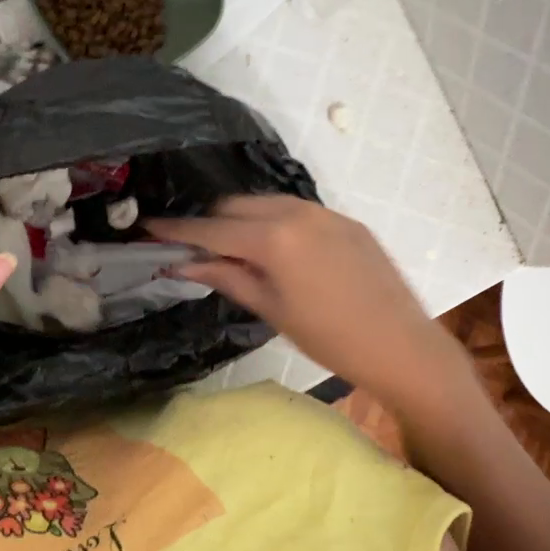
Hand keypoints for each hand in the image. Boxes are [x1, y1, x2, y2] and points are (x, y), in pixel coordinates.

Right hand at [147, 196, 462, 405]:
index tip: (148, 227)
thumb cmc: (329, 339)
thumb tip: (181, 263)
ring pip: (266, 204)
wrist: (401, 346)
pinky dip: (274, 223)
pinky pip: (297, 211)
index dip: (176, 230)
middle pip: (235, 206)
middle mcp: (297, 213)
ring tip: (232, 251)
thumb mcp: (270, 309)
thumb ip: (225, 277)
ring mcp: (326, 213)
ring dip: (242, 220)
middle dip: (209, 223)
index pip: (211, 229)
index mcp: (274, 239)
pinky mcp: (346, 221)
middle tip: (192, 249)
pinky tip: (275, 251)